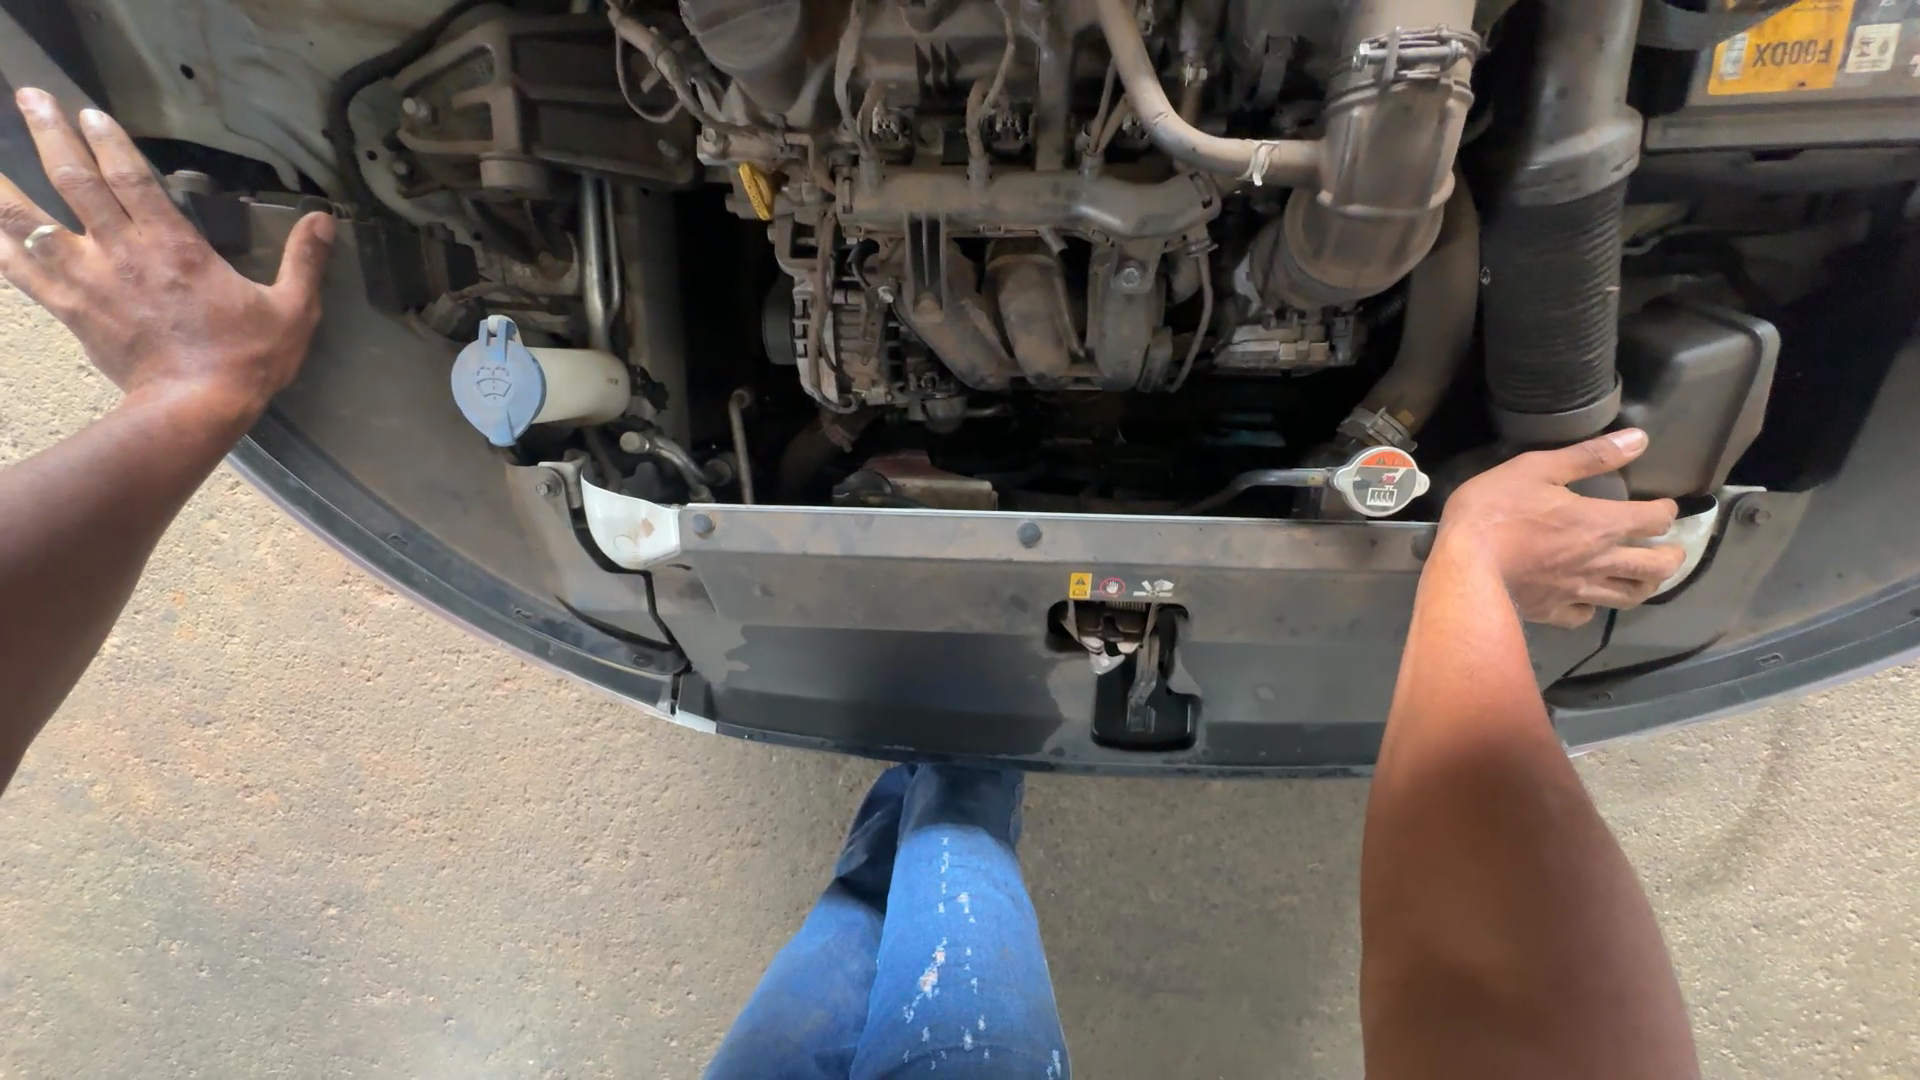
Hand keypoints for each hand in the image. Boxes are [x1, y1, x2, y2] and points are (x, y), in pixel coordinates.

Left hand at [0, 88, 333, 431]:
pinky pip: (14, 264)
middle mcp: (121, 249)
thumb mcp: (294, 310)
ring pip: (24, 215)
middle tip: (31, 98)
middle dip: (50, 134)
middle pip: (74, 180)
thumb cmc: (251, 356)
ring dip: (0, 179)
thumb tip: (324, 220)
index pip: (132, 178)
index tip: (89, 113)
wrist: (198, 402)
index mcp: (175, 246)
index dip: (109, 141)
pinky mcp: (65, 304)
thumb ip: (305, 262)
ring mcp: (85, 276)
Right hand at [1434, 429, 1687, 628]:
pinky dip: (1592, 608)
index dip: (1664, 511)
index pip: (1656, 519)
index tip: (1659, 507)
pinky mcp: (1550, 610)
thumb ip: (1587, 456)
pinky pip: (1585, 616)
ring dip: (1643, 584)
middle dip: (1670, 556)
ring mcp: (1576, 590)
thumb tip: (1639, 439)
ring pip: (1631, 595)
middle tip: (1665, 549)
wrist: (1461, 565)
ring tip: (1639, 577)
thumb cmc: (1493, 512)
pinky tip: (1584, 600)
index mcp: (1603, 524)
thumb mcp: (1533, 470)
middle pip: (1658, 566)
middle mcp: (1601, 560)